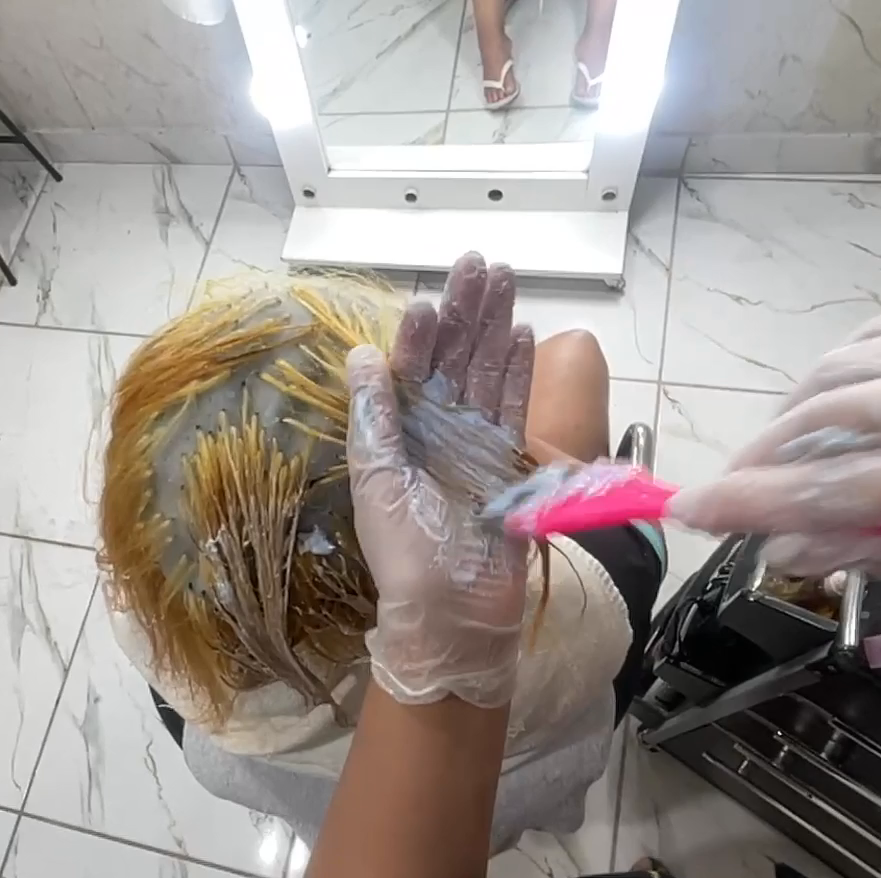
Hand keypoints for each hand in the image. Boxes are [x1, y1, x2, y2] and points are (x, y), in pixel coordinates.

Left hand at [348, 253, 534, 706]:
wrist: (454, 611)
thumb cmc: (406, 552)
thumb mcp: (377, 480)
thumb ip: (373, 417)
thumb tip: (360, 353)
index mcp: (398, 435)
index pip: (410, 371)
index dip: (419, 335)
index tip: (429, 299)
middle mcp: (437, 432)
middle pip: (453, 362)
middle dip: (465, 313)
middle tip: (478, 265)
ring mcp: (476, 444)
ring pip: (487, 374)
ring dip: (494, 328)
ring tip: (504, 281)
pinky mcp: (509, 462)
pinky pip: (514, 408)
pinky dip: (518, 373)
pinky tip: (520, 335)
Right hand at [669, 296, 880, 616]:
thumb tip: (787, 546)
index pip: (840, 486)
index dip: (750, 501)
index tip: (686, 511)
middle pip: (830, 416)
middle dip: (761, 457)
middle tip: (734, 490)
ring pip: (851, 364)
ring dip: (793, 412)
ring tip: (779, 449)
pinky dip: (844, 370)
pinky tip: (835, 400)